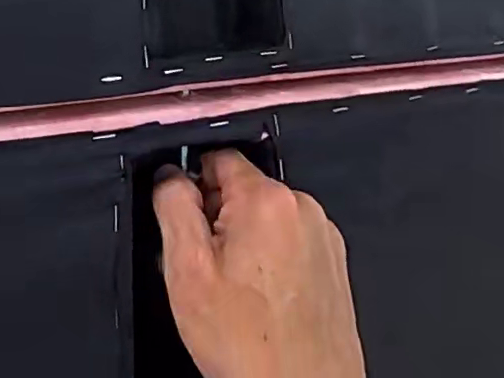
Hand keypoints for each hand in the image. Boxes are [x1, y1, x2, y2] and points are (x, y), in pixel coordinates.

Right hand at [152, 149, 364, 377]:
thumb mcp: (188, 273)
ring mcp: (321, 230)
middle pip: (243, 187)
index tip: (191, 221)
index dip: (196, 188)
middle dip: (220, 217)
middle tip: (210, 267)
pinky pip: (292, 238)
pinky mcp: (333, 257)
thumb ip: (174, 208)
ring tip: (238, 291)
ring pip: (267, 214)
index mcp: (265, 199)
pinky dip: (274, 257)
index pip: (219, 158)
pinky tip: (264, 299)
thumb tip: (170, 176)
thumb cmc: (249, 346)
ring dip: (247, 239)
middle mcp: (300, 205)